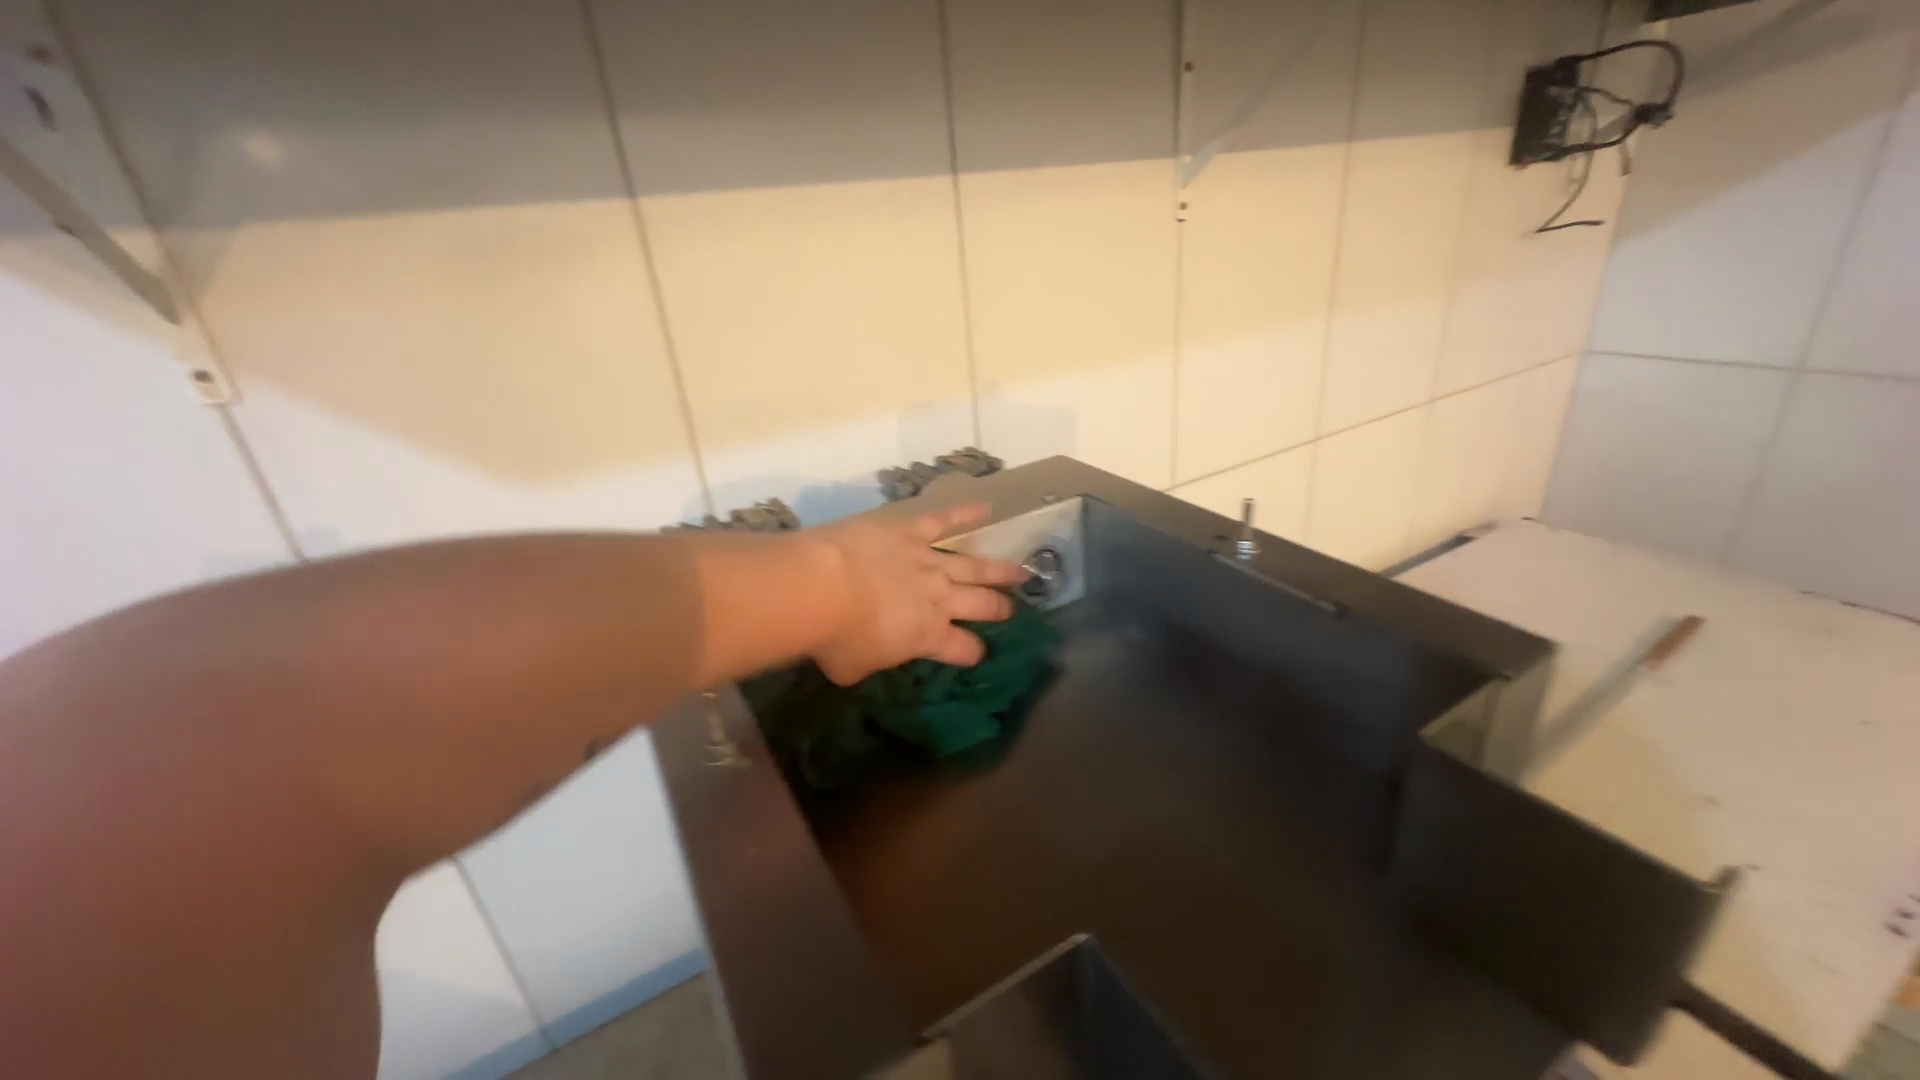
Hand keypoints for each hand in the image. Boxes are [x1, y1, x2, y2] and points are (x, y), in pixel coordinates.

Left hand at [807, 503, 1027, 684]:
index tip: (979, 652)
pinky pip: (944, 519)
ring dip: (1000, 569)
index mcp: (928, 636)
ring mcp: (929, 561)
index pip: (963, 648)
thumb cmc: (834, 637)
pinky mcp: (912, 530)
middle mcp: (939, 598)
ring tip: (1022, 571)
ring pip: (975, 566)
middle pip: (980, 604)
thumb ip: (869, 662)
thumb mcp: (852, 667)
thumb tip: (867, 658)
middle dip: (999, 608)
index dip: (973, 652)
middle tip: (1012, 608)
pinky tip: (986, 507)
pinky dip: (966, 512)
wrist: (820, 587)